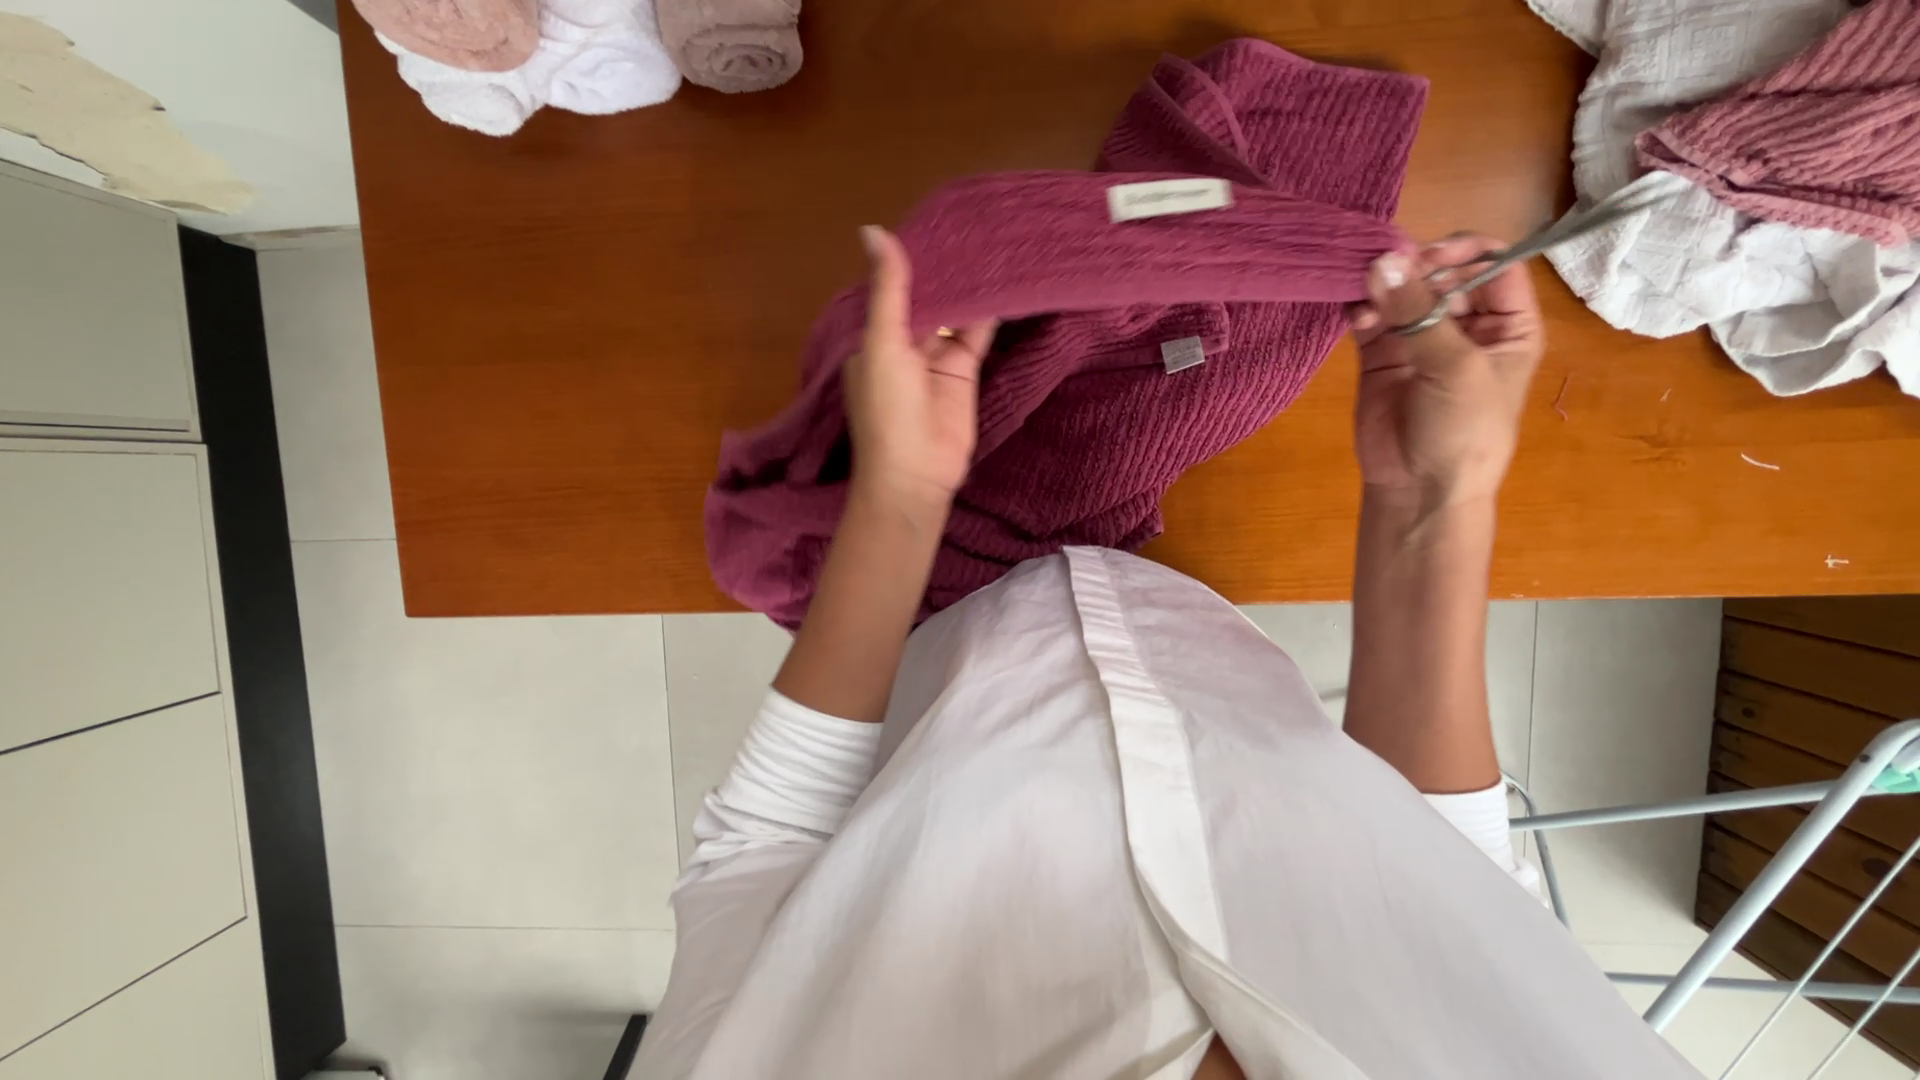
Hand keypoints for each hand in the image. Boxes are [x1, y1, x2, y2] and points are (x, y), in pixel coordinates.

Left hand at [844, 225, 996, 511]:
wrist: (916, 471)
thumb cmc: (887, 407)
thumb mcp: (881, 342)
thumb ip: (887, 290)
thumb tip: (873, 230)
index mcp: (873, 337)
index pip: (891, 289)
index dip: (909, 260)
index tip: (931, 221)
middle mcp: (904, 344)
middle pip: (925, 298)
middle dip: (942, 270)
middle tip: (968, 223)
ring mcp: (936, 358)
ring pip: (953, 313)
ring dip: (967, 287)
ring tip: (990, 241)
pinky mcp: (965, 370)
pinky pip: (976, 334)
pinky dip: (988, 311)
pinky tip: (1003, 280)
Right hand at [1348, 235, 1545, 507]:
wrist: (1419, 489)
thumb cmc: (1462, 429)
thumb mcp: (1455, 366)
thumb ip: (1418, 312)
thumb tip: (1381, 260)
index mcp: (1507, 324)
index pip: (1493, 264)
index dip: (1463, 251)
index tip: (1429, 258)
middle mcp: (1465, 326)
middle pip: (1442, 273)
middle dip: (1416, 267)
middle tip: (1388, 269)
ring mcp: (1419, 340)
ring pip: (1403, 293)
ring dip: (1384, 285)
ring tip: (1365, 288)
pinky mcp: (1380, 357)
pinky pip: (1370, 320)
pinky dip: (1360, 310)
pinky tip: (1356, 315)